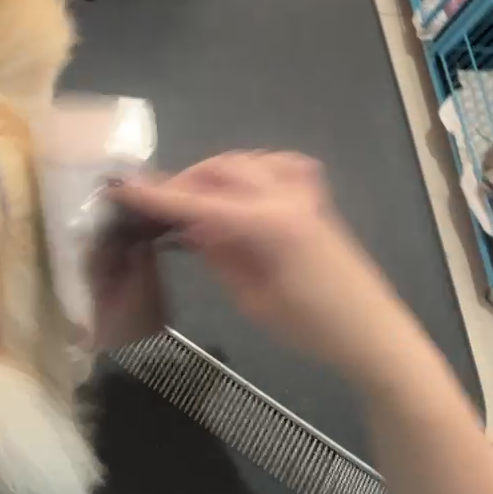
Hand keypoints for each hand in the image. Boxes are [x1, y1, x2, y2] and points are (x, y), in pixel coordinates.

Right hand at [110, 152, 392, 366]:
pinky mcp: (314, 195)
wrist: (371, 332)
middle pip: (220, 170)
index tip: (121, 187)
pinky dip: (250, 169)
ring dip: (213, 174)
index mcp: (267, 225)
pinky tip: (240, 189)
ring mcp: (304, 191)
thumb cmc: (309, 327)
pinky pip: (275, 164)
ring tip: (194, 202)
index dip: (156, 196)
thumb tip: (188, 226)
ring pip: (244, 160)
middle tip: (159, 206)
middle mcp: (285, 197)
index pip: (197, 203)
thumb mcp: (250, 298)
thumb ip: (218, 254)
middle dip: (184, 182)